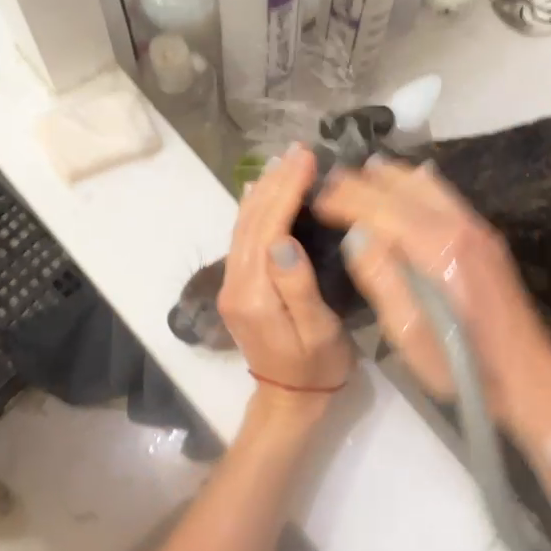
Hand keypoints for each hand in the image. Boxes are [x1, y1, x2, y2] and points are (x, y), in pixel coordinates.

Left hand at [218, 145, 353, 409]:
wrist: (289, 401)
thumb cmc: (317, 368)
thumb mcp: (318, 332)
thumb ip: (298, 287)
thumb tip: (283, 240)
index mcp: (256, 293)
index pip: (269, 227)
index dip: (288, 190)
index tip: (308, 158)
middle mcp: (236, 285)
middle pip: (252, 221)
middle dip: (276, 182)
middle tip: (299, 150)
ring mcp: (232, 287)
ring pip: (243, 227)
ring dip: (263, 191)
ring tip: (282, 162)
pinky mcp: (238, 290)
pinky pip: (242, 239)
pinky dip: (253, 211)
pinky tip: (257, 193)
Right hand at [312, 159, 550, 422]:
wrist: (526, 374)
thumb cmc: (461, 364)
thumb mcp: (409, 334)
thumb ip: (381, 279)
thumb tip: (355, 234)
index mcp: (437, 248)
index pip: (380, 207)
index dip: (345, 198)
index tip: (316, 197)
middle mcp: (460, 226)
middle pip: (405, 186)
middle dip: (365, 181)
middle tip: (331, 181)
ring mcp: (479, 230)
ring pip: (429, 185)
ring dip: (393, 178)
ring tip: (363, 174)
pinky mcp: (488, 240)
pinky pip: (446, 196)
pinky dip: (417, 186)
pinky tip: (408, 187)